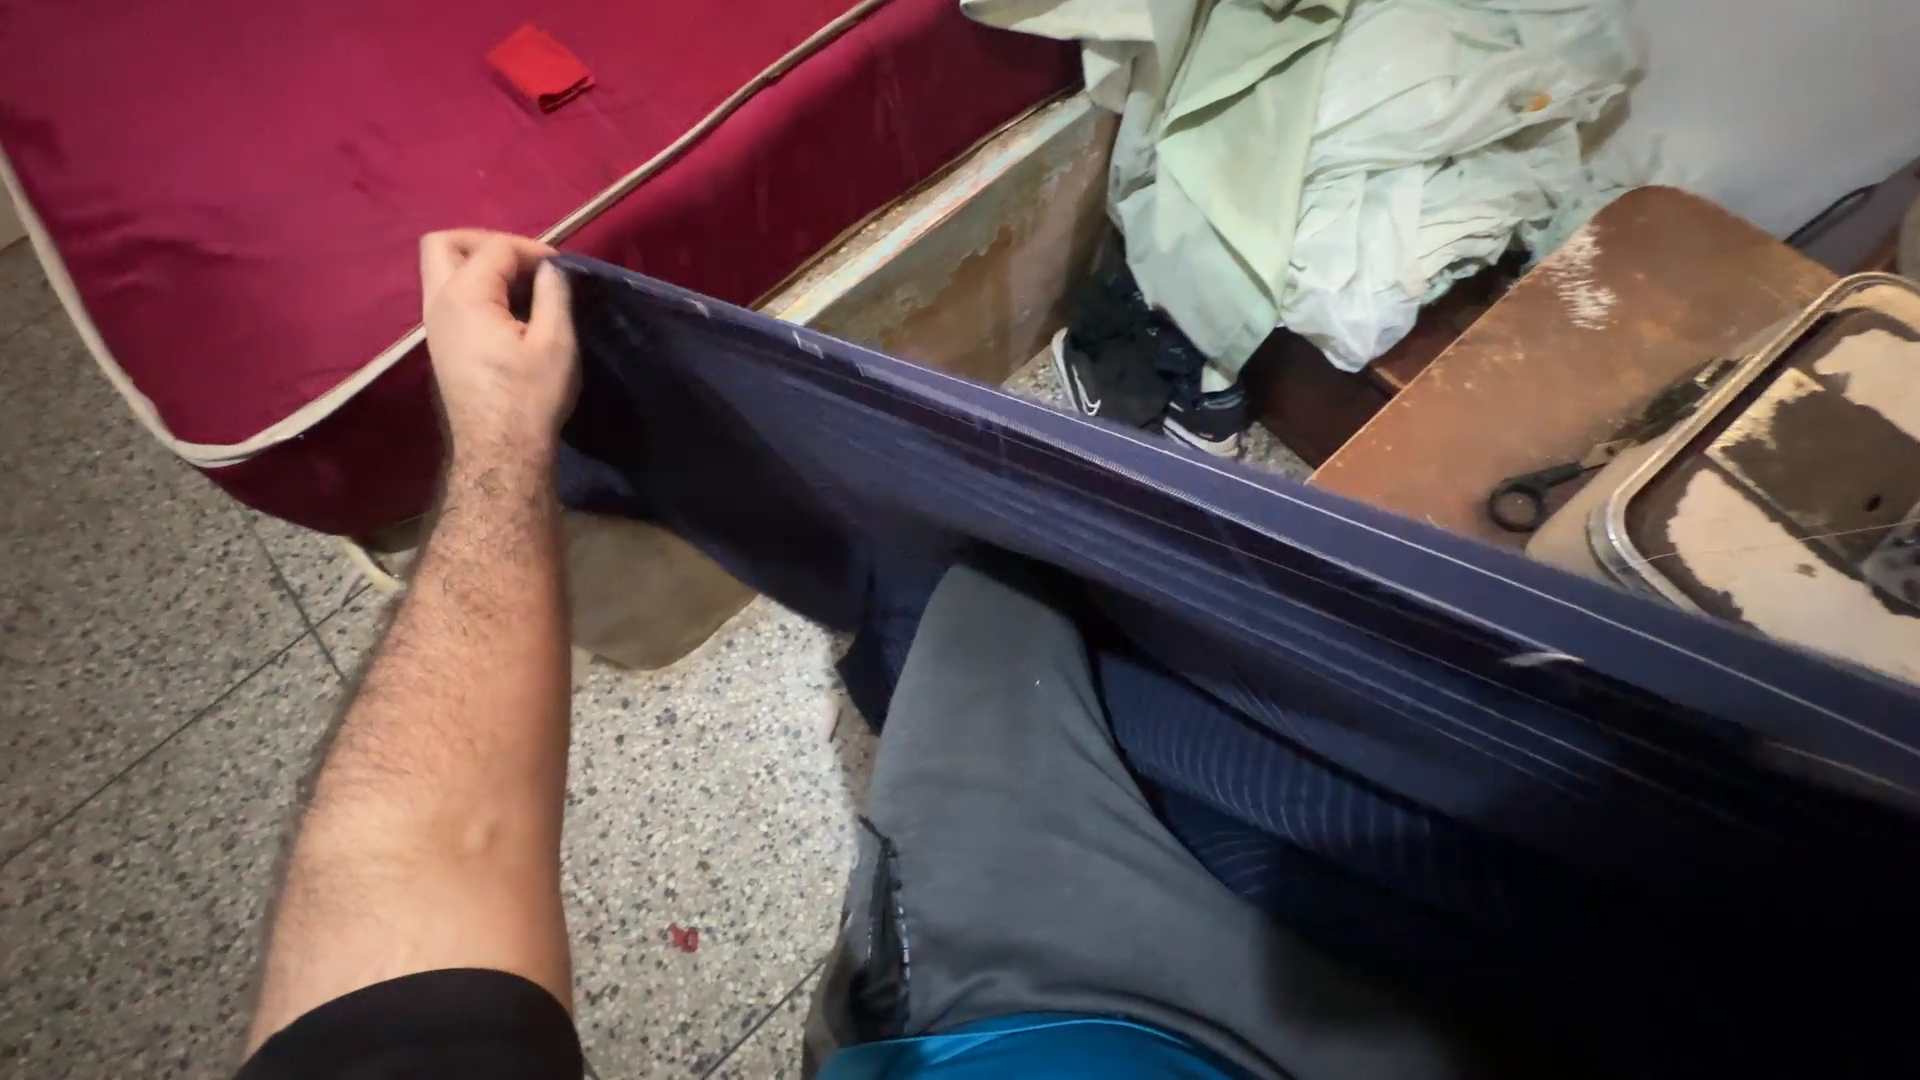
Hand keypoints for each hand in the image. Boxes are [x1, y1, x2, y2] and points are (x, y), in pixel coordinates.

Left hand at [420, 230, 577, 463]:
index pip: (494, 248)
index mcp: (465, 295)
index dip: (532, 249)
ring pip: (442, 270)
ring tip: (522, 287)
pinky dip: (477, 289)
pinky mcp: (441, 343)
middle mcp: (438, 302)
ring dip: (480, 267)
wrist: (502, 447)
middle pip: (445, 244)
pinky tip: (509, 312)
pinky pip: (450, 295)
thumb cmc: (531, 395)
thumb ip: (553, 296)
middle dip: (487, 243)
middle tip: (525, 262)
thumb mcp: (556, 343)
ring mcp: (434, 324)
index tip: (563, 269)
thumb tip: (551, 269)